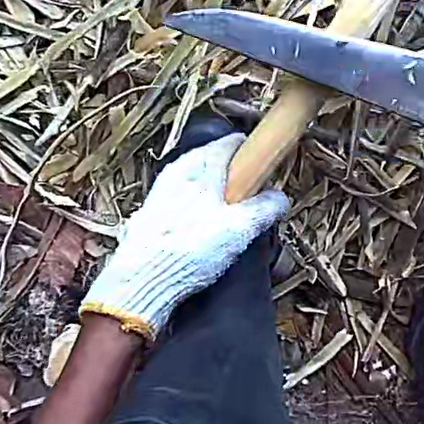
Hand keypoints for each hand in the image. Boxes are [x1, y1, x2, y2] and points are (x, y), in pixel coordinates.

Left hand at [79, 133, 288, 338]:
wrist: (143, 280)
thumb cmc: (188, 249)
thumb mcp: (239, 228)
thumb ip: (263, 209)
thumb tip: (280, 198)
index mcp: (199, 165)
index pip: (230, 143)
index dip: (250, 151)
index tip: (262, 163)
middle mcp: (177, 172)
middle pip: (211, 160)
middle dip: (232, 172)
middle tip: (249, 192)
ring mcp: (161, 192)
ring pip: (193, 180)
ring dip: (211, 191)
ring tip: (227, 215)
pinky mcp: (150, 214)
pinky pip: (179, 201)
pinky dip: (194, 209)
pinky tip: (200, 230)